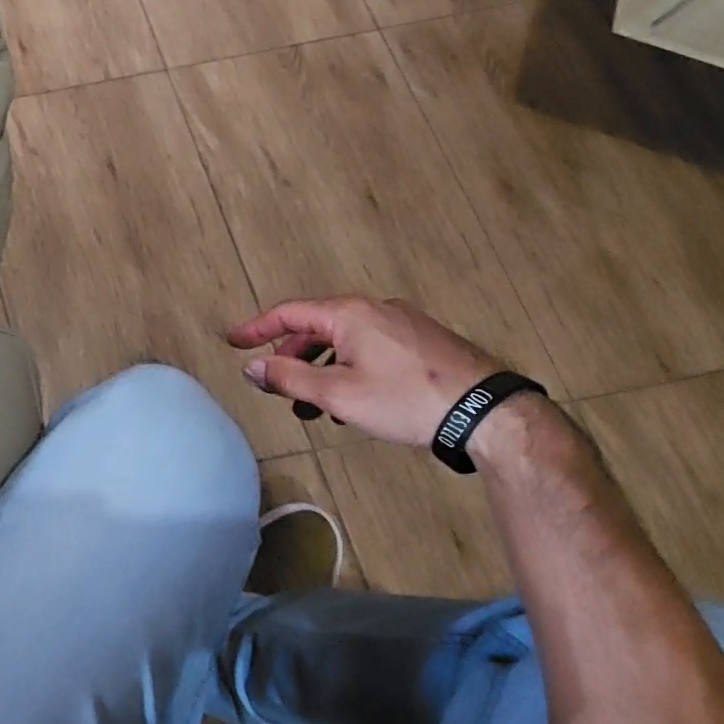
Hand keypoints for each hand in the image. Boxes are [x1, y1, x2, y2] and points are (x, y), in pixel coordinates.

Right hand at [226, 296, 501, 446]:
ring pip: (345, 341)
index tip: (232, 342)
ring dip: (321, 369)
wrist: (490, 414)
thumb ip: (288, 377)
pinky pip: (371, 347)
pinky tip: (353, 401)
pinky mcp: (426, 342)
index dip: (256, 328)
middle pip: (317, 327)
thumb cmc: (406, 400)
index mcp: (348, 314)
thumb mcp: (337, 394)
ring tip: (313, 407)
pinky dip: (349, 368)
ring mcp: (404, 324)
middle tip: (275, 385)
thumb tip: (251, 367)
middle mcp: (374, 309)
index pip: (288, 313)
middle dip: (291, 357)